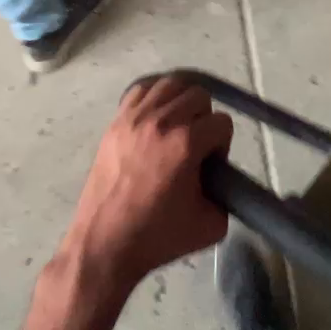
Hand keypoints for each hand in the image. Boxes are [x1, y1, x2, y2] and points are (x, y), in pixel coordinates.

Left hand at [61, 77, 234, 284]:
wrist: (104, 245)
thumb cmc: (156, 238)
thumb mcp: (209, 226)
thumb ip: (226, 196)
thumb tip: (221, 179)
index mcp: (185, 144)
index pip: (221, 122)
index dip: (222, 144)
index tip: (211, 165)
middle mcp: (161, 122)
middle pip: (198, 95)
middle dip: (204, 119)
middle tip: (196, 145)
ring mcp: (134, 118)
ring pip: (170, 84)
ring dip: (181, 102)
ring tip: (177, 127)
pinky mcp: (116, 122)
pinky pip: (140, 89)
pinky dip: (154, 97)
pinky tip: (155, 118)